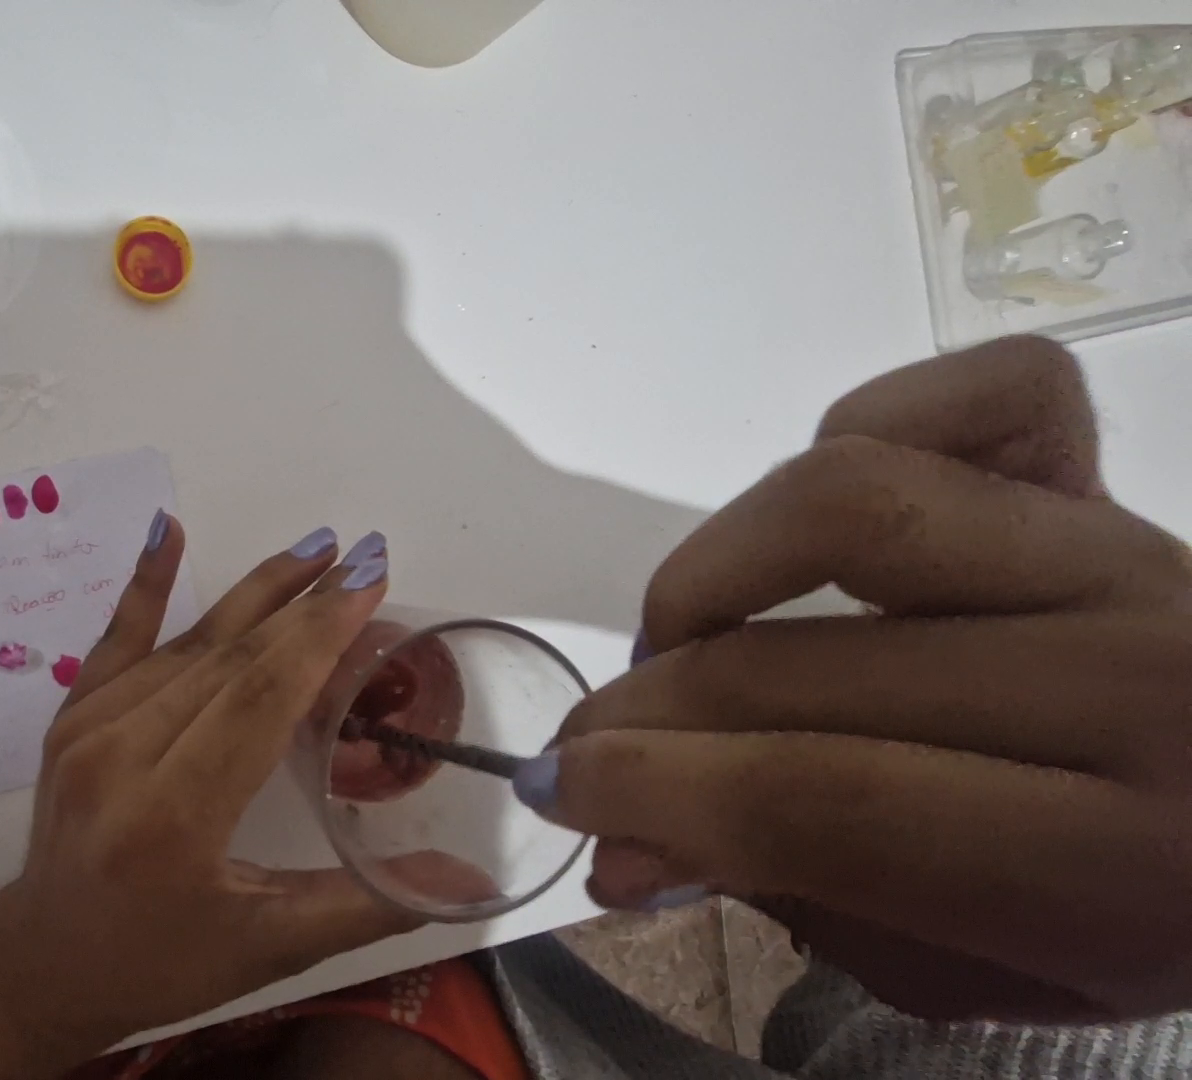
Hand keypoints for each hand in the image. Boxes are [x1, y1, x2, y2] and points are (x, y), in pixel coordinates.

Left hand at [0, 521, 418, 1065]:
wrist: (44, 957)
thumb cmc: (161, 960)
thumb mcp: (267, 946)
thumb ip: (367, 904)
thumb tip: (474, 884)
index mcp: (174, 816)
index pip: (260, 699)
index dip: (319, 634)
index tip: (370, 582)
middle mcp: (123, 757)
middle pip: (231, 660)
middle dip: (306, 604)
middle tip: (365, 558)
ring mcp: (88, 727)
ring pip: (190, 644)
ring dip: (258, 592)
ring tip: (317, 549)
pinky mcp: (70, 714)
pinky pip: (117, 636)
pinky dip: (147, 581)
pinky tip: (170, 529)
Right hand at [520, 337, 1191, 1022]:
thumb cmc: (1102, 911)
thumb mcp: (947, 965)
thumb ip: (770, 889)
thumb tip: (609, 846)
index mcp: (1132, 864)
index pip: (828, 805)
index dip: (649, 792)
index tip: (552, 790)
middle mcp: (1142, 683)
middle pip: (797, 665)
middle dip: (640, 712)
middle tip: (583, 745)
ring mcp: (1123, 548)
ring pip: (845, 501)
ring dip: (705, 573)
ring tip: (677, 635)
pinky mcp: (1106, 471)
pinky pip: (983, 394)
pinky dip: (871, 418)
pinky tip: (815, 514)